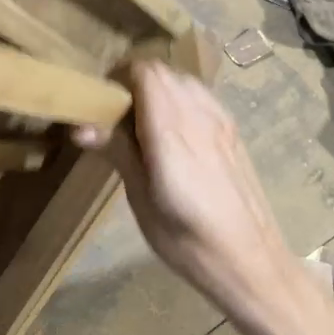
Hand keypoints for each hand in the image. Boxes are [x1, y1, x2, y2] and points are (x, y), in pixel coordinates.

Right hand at [75, 60, 291, 301]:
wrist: (252, 262)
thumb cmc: (188, 240)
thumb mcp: (142, 200)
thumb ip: (117, 152)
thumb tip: (80, 125)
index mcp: (170, 130)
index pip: (144, 72)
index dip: (118, 78)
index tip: (101, 103)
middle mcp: (197, 114)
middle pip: (161, 72)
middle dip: (135, 83)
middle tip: (117, 117)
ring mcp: (220, 119)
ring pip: (182, 80)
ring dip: (159, 89)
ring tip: (144, 125)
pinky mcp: (233, 130)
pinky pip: (200, 95)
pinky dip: (180, 99)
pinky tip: (174, 134)